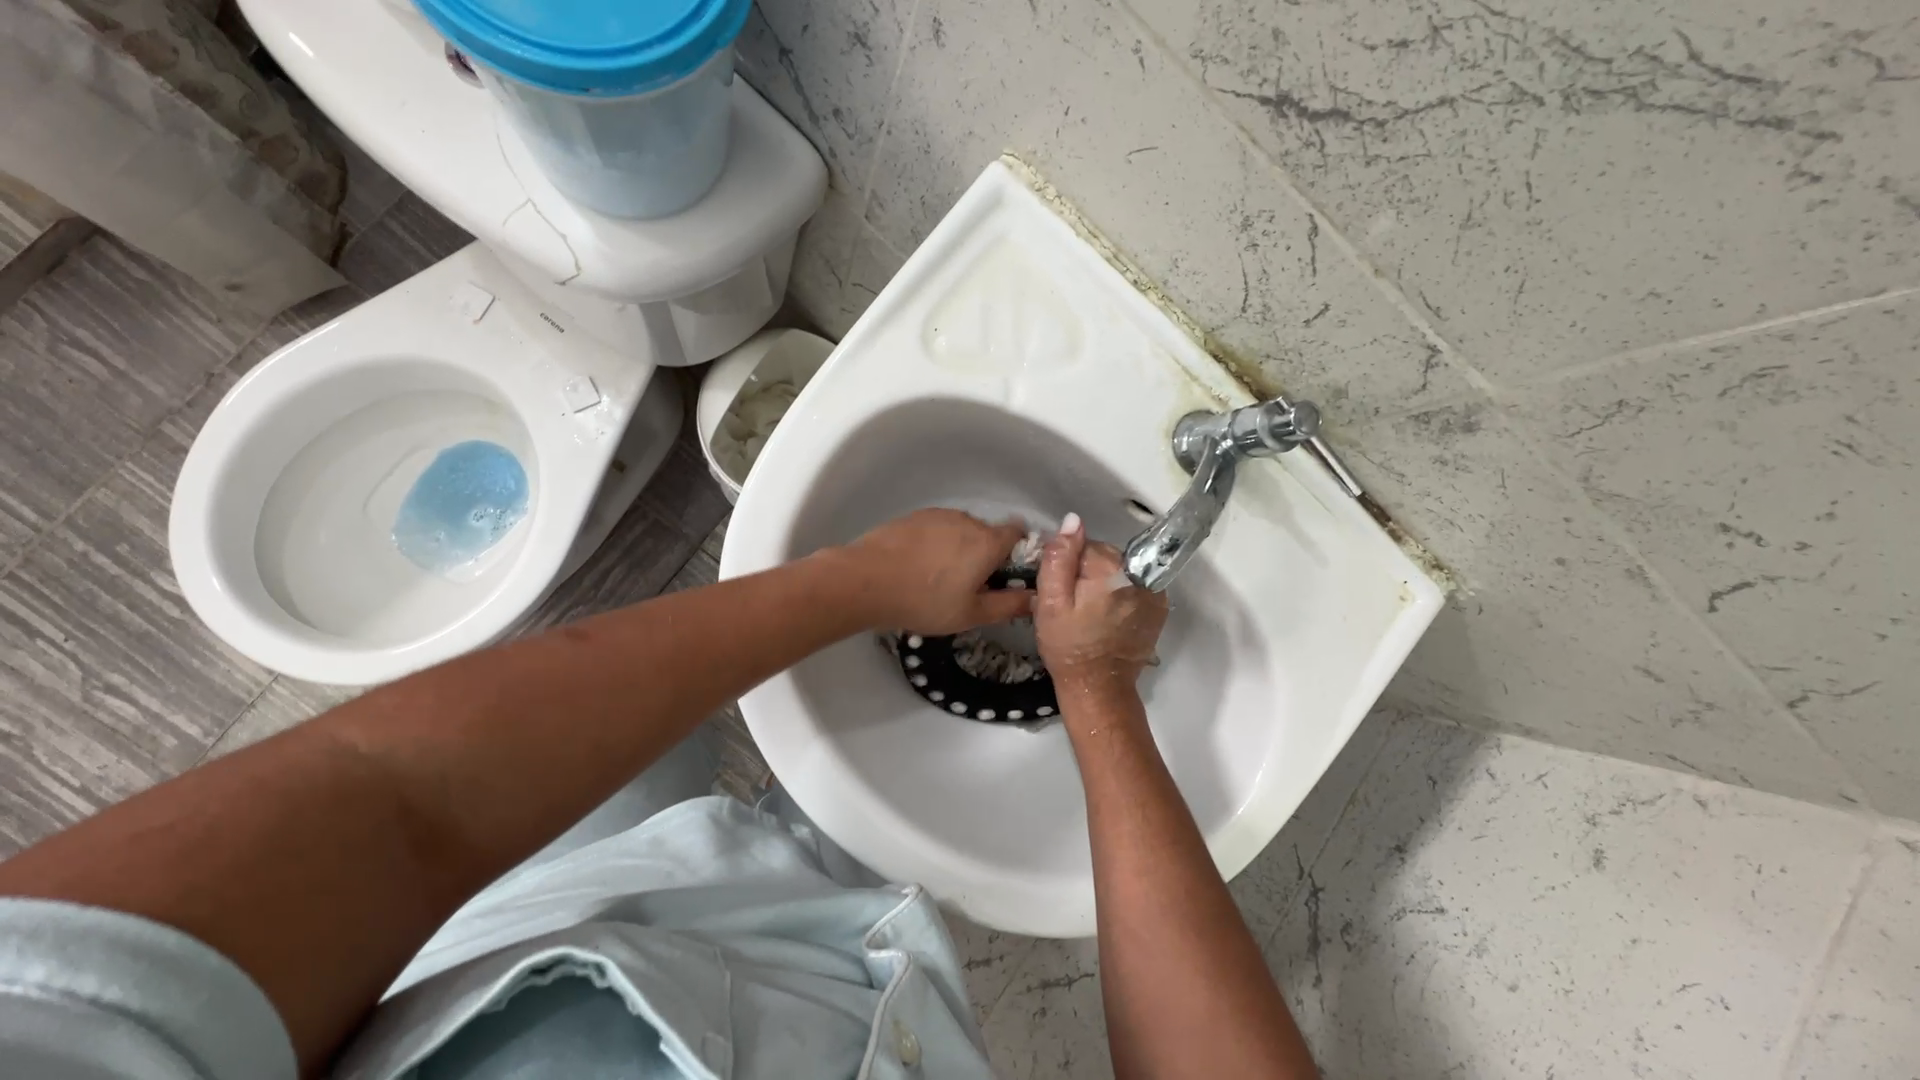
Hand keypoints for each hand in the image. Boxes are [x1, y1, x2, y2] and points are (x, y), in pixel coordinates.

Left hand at [838, 509, 1033, 633]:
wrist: (865, 581)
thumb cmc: (924, 601)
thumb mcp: (971, 614)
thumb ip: (1007, 605)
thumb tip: (1034, 598)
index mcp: (987, 542)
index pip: (1019, 533)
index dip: (1019, 552)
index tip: (1008, 576)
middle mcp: (967, 520)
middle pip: (988, 534)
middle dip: (985, 556)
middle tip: (970, 588)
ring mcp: (937, 515)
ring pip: (960, 531)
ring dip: (959, 550)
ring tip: (938, 580)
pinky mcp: (913, 517)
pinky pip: (936, 530)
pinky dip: (935, 545)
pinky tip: (918, 568)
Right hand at [1035, 516, 1168, 691]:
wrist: (1098, 687)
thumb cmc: (1069, 647)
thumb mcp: (1050, 603)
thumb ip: (1059, 558)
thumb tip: (1073, 521)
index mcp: (1109, 568)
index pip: (1085, 545)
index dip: (1069, 566)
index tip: (1063, 592)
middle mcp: (1138, 574)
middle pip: (1105, 555)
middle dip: (1088, 573)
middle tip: (1075, 605)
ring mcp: (1153, 591)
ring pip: (1120, 570)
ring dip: (1106, 584)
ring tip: (1093, 614)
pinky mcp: (1158, 608)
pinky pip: (1135, 586)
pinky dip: (1122, 596)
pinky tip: (1109, 617)